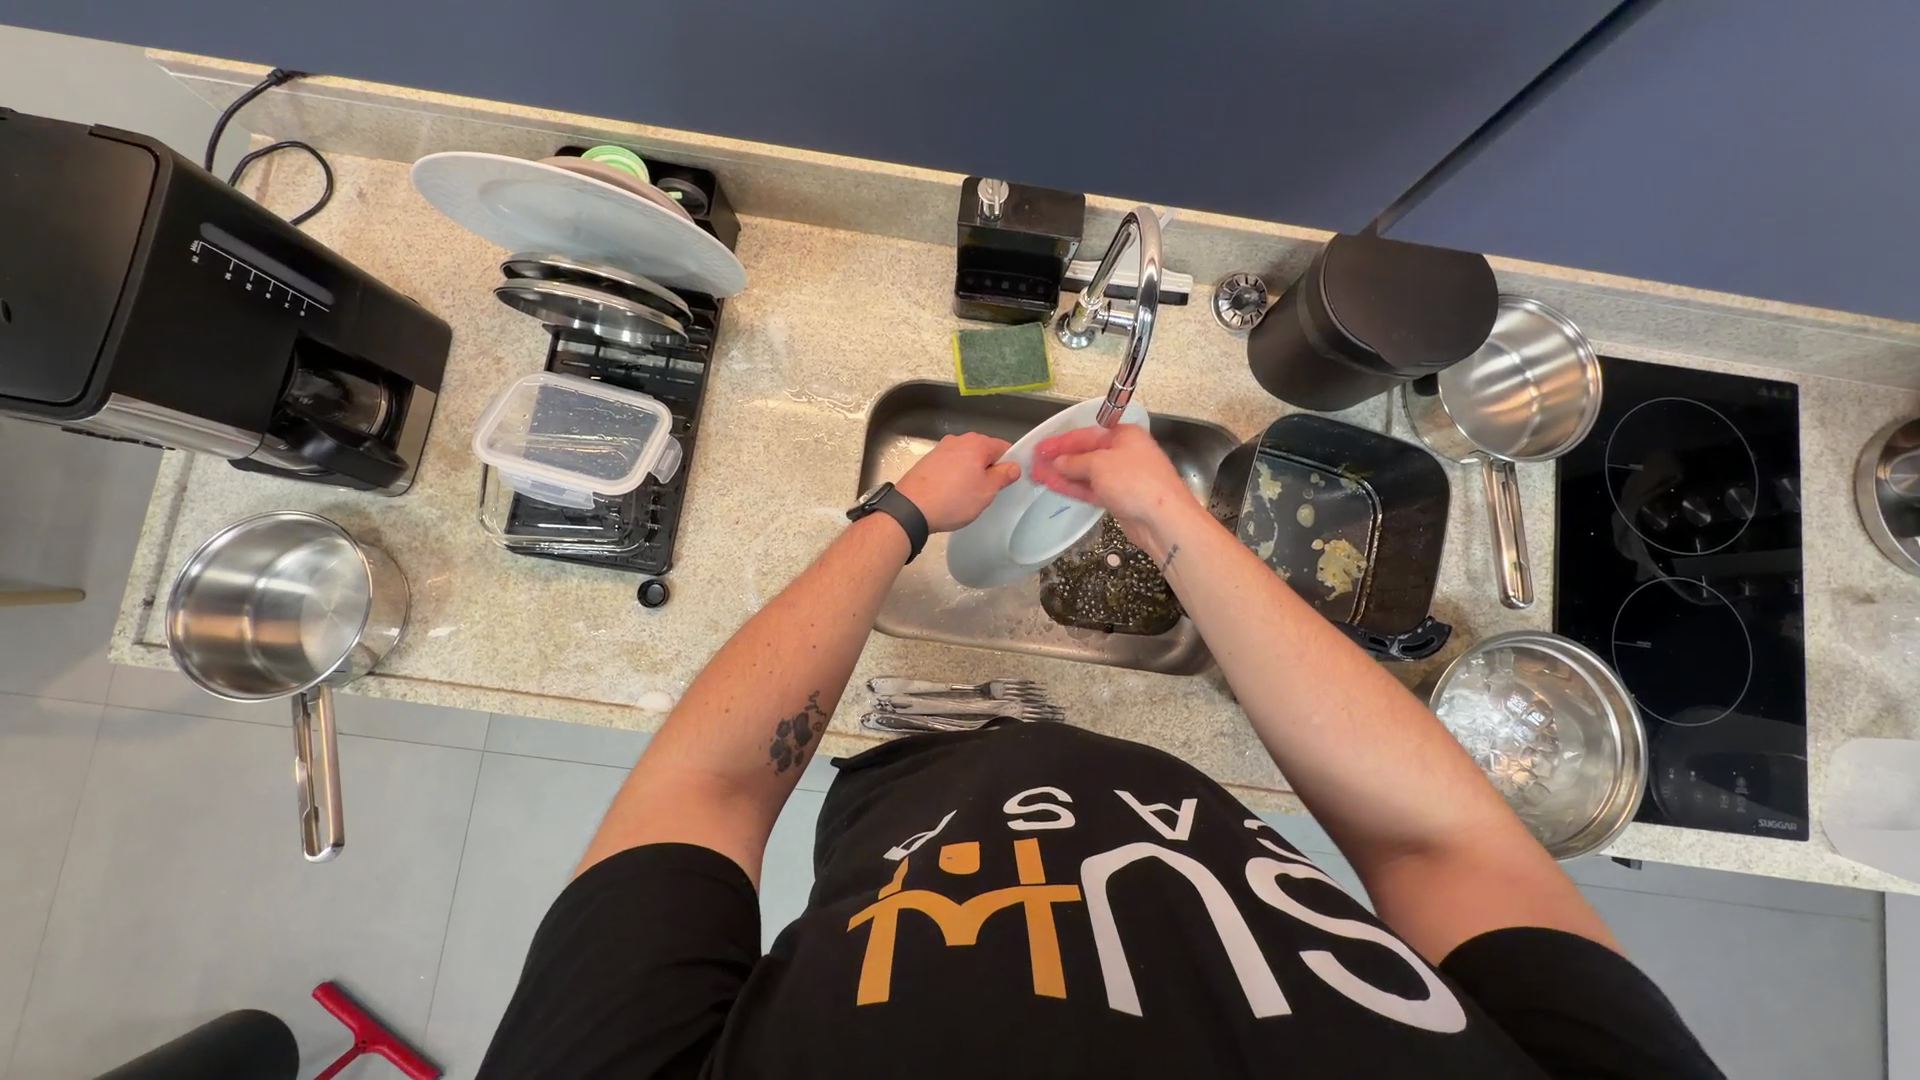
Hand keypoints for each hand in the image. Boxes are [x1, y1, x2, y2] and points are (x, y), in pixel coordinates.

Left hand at [894, 432, 1020, 532]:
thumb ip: (1003, 475)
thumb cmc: (954, 499)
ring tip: (967, 495)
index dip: (1010, 464)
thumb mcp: (986, 491)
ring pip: (966, 459)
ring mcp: (941, 449)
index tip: (1008, 481)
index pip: (1004, 447)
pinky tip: (951, 493)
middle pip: (983, 451)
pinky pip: (950, 465)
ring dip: (971, 473)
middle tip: (988, 492)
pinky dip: (954, 476)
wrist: (911, 508)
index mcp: (977, 443)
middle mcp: (958, 440)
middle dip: (989, 469)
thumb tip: (1014, 466)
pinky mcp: (928, 461)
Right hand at [1031, 423, 1198, 547]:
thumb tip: (1058, 462)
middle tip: (1035, 463)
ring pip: (1087, 473)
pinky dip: (1074, 487)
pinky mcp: (1119, 498)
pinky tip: (1054, 486)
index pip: (1086, 434)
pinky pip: (1092, 489)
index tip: (1040, 448)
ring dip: (1063, 474)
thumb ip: (1075, 462)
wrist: (1163, 519)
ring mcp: (1122, 477)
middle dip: (1060, 459)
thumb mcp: (1100, 464)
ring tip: (1038, 476)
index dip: (1060, 441)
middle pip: (1086, 453)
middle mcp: (1124, 453)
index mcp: (1124, 435)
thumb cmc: (1134, 481)